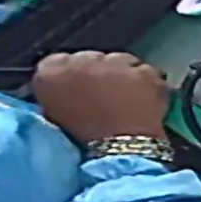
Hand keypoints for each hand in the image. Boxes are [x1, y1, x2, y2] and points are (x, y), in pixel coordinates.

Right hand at [33, 51, 168, 144]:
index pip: (63, 59)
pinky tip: (150, 97)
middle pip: (96, 57)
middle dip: (104, 70)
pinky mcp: (142, 71)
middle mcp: (80, 60)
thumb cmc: (84, 133)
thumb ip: (59, 87)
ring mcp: (114, 64)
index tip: (88, 83)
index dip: (79, 72)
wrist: (119, 144)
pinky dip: (151, 82)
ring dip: (128, 73)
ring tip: (133, 94)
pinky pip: (148, 71)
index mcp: (50, 70)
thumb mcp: (55, 108)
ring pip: (123, 60)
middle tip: (113, 90)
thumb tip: (71, 81)